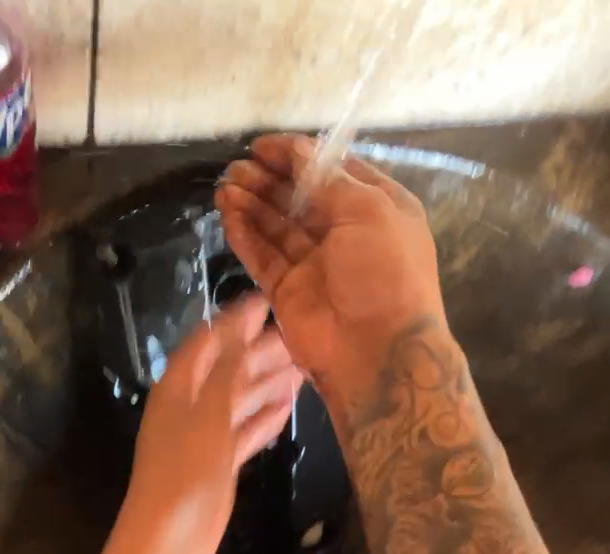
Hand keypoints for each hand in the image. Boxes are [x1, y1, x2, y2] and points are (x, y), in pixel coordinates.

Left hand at [117, 294, 304, 553]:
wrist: (168, 539)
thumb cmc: (185, 471)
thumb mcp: (208, 412)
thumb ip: (227, 367)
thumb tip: (242, 320)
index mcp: (178, 387)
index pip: (209, 340)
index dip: (237, 320)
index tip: (275, 301)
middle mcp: (189, 406)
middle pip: (228, 369)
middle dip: (261, 352)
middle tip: (306, 335)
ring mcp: (203, 437)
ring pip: (238, 401)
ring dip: (267, 383)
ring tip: (306, 365)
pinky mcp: (217, 465)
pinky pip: (243, 432)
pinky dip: (263, 419)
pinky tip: (289, 406)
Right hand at [217, 134, 448, 407]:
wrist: (375, 350)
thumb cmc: (384, 273)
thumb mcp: (368, 212)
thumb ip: (328, 182)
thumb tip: (300, 154)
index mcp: (374, 209)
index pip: (331, 172)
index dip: (297, 156)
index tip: (263, 147)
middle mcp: (343, 234)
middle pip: (298, 199)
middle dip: (268, 180)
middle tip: (237, 168)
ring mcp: (313, 265)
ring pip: (276, 227)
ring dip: (251, 205)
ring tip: (225, 187)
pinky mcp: (287, 291)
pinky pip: (262, 257)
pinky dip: (245, 236)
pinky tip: (228, 215)